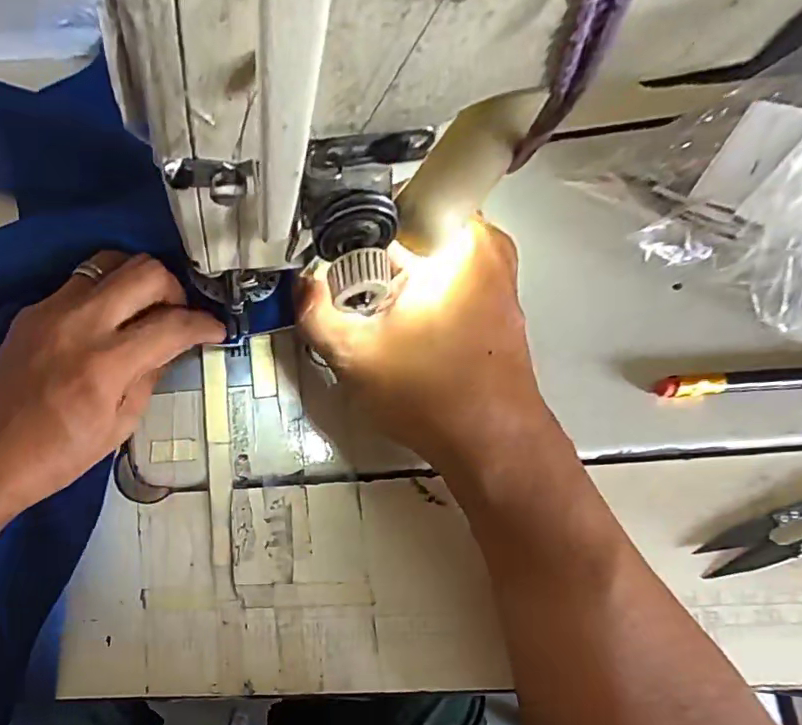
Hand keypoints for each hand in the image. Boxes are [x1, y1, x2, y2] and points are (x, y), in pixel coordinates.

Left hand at [0, 252, 225, 512]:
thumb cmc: (56, 458)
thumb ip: (147, 380)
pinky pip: (78, 283)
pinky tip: (104, 323)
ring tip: (143, 311)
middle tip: (177, 315)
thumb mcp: (117, 429)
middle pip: (145, 271)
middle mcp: (79, 324)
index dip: (203, 325)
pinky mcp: (30, 312)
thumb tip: (166, 349)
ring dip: (136, 281)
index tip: (215, 329)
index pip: (170, 325)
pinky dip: (102, 294)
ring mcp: (50, 311)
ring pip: (109, 263)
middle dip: (174, 289)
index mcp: (105, 365)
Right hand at [298, 219, 546, 474]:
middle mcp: (486, 243)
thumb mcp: (353, 356)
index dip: (357, 232)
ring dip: (399, 284)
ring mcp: (499, 273)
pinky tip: (408, 339)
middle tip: (354, 303)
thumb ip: (316, 316)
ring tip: (380, 325)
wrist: (491, 441)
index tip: (339, 266)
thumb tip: (302, 288)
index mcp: (455, 239)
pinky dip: (423, 299)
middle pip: (411, 232)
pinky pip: (449, 281)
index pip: (393, 204)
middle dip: (376, 262)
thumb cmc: (428, 394)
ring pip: (430, 259)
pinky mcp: (500, 302)